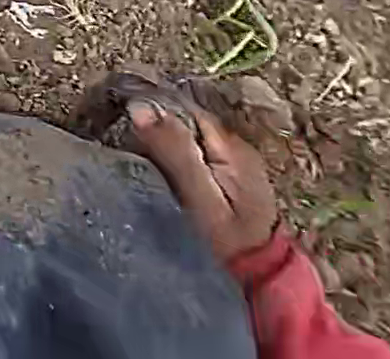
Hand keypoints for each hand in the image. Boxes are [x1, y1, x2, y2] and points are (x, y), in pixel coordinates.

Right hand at [130, 101, 278, 261]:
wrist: (265, 280)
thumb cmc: (229, 242)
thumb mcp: (199, 199)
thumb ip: (174, 152)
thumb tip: (139, 108)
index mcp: (230, 145)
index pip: (185, 109)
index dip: (155, 109)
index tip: (124, 116)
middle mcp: (236, 146)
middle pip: (188, 121)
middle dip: (159, 124)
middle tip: (125, 137)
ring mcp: (236, 162)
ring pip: (192, 136)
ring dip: (166, 140)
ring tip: (135, 150)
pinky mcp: (233, 178)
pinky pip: (198, 154)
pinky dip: (177, 155)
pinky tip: (160, 169)